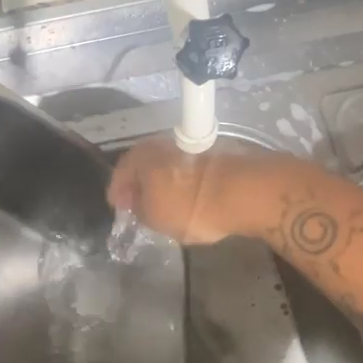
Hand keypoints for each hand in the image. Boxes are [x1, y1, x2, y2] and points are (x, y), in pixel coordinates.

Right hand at [108, 135, 287, 244]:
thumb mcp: (153, 219)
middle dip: (141, 185)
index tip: (119, 208)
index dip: (118, 193)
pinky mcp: (216, 153)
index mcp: (141, 156)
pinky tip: (189, 199)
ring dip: (164, 183)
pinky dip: (185, 183)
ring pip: (168, 166)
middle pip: (145, 166)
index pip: (120, 173)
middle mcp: (162, 143)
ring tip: (166, 205)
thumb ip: (140, 210)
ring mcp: (191, 145)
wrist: (245, 191)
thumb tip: (138, 203)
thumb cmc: (189, 205)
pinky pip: (190, 170)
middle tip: (140, 206)